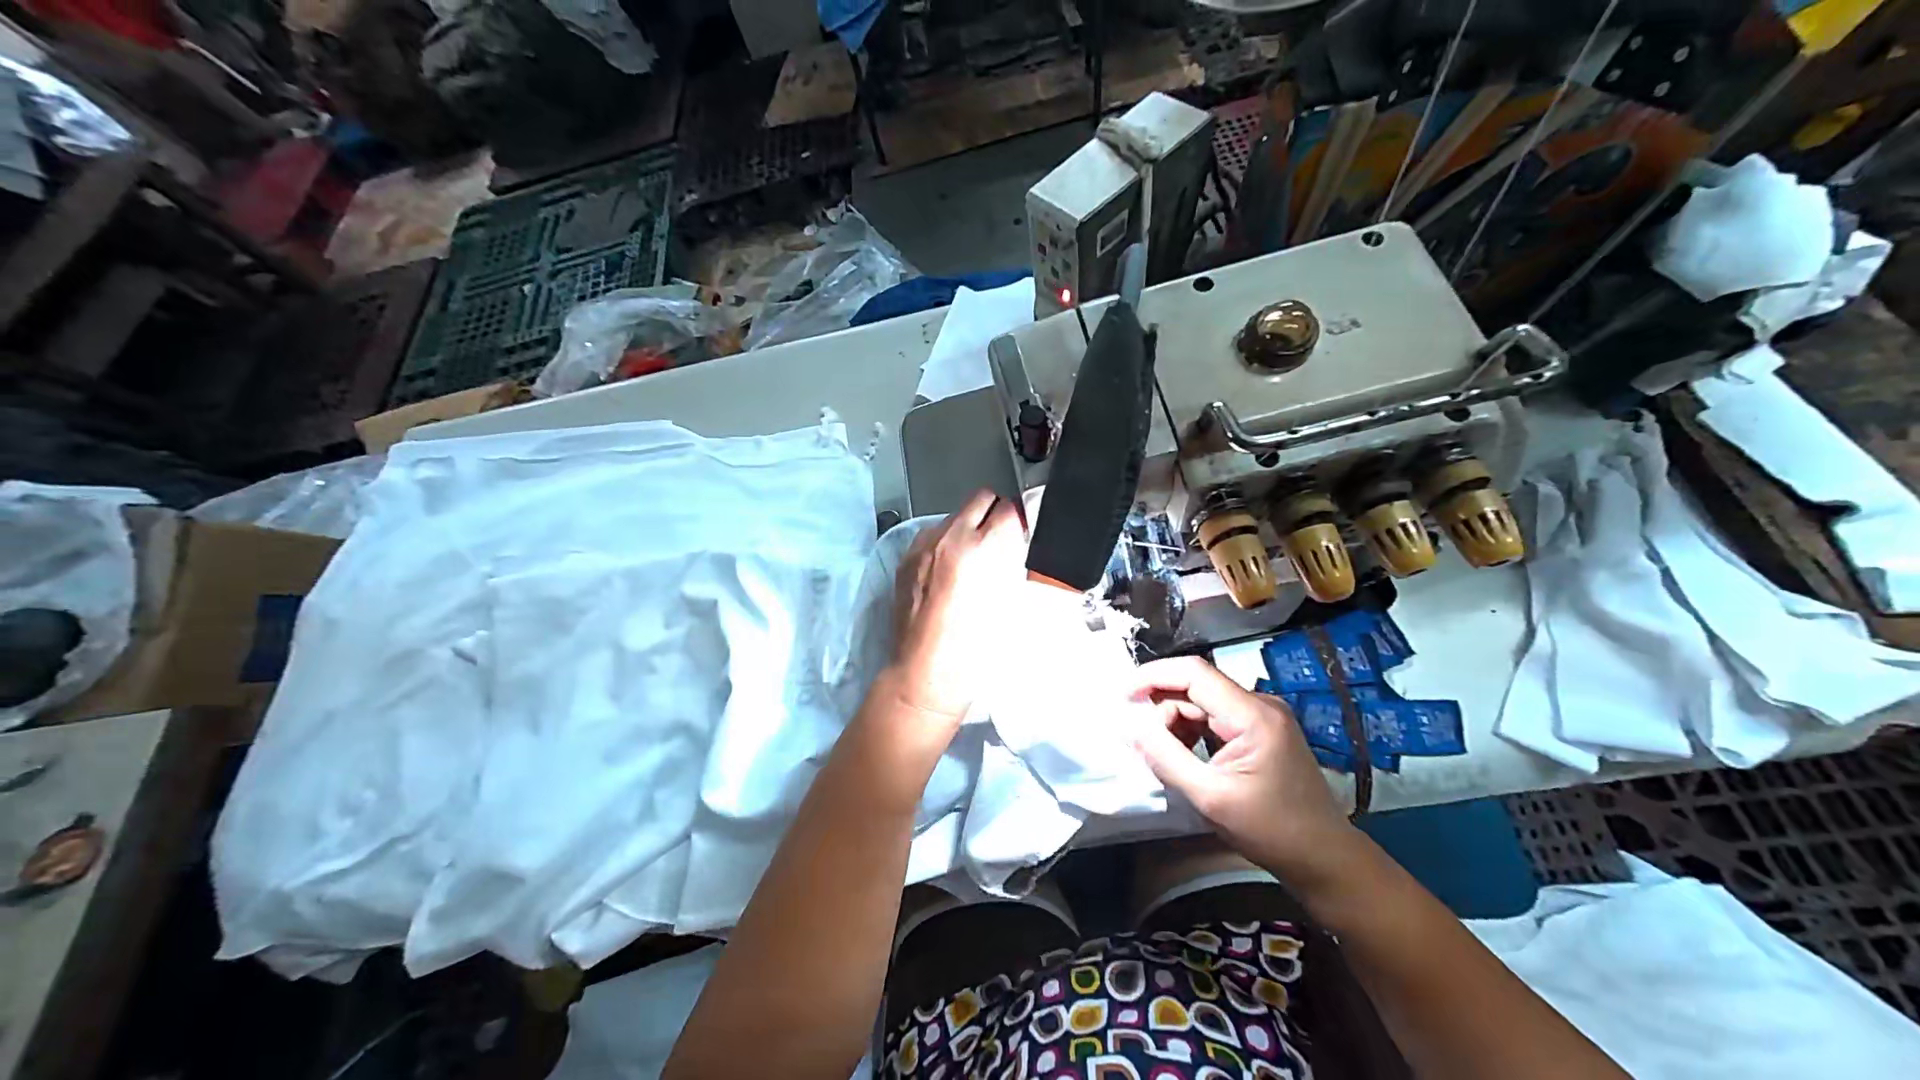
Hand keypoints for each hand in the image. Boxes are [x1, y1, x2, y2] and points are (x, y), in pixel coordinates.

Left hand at [885, 489, 1026, 725]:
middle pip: (981, 498)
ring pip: (954, 514)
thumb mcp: (1010, 604)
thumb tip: (1017, 543)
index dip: (1021, 522)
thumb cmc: (972, 652)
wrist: (923, 675)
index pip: (1010, 509)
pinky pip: (932, 534)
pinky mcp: (906, 558)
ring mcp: (923, 546)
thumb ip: (1013, 564)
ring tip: (974, 561)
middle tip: (1001, 541)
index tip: (1023, 535)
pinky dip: (946, 543)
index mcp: (981, 550)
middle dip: (995, 515)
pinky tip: (950, 571)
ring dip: (969, 528)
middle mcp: (948, 539)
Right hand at [1130, 656, 1359, 885]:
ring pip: (1202, 702)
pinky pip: (1215, 718)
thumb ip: (1166, 758)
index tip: (1124, 697)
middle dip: (1162, 708)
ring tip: (1164, 757)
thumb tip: (1130, 728)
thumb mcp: (1209, 797)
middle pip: (1196, 687)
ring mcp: (1263, 716)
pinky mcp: (1261, 730)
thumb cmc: (1270, 830)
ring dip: (1175, 723)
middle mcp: (1260, 704)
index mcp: (1253, 715)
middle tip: (1143, 743)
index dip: (1153, 677)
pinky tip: (1184, 757)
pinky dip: (1192, 732)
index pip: (1194, 672)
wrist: (1324, 857)